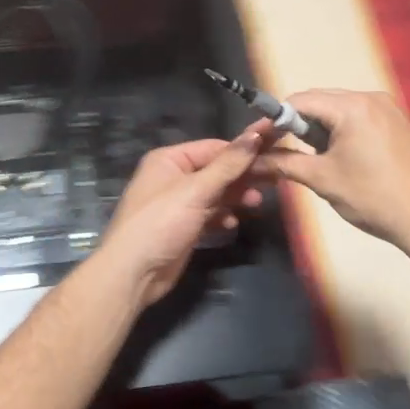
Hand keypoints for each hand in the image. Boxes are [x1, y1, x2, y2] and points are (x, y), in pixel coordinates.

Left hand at [94, 121, 271, 306]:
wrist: (134, 274)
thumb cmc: (160, 224)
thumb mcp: (195, 191)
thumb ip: (228, 165)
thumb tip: (255, 134)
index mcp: (169, 160)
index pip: (214, 148)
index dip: (243, 149)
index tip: (275, 150)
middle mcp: (173, 177)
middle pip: (217, 170)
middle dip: (243, 176)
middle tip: (275, 179)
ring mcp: (178, 204)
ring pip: (215, 194)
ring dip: (236, 197)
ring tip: (257, 203)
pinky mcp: (183, 227)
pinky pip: (210, 215)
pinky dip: (223, 216)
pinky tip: (233, 223)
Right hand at [253, 90, 409, 248]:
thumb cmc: (373, 198)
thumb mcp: (323, 180)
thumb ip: (284, 163)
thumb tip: (252, 160)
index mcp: (351, 107)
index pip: (299, 101)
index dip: (274, 119)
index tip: (258, 139)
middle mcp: (371, 98)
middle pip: (319, 101)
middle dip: (295, 123)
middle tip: (277, 149)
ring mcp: (389, 109)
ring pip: (339, 109)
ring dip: (318, 128)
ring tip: (307, 156)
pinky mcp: (399, 124)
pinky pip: (359, 118)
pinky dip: (340, 131)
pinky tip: (337, 157)